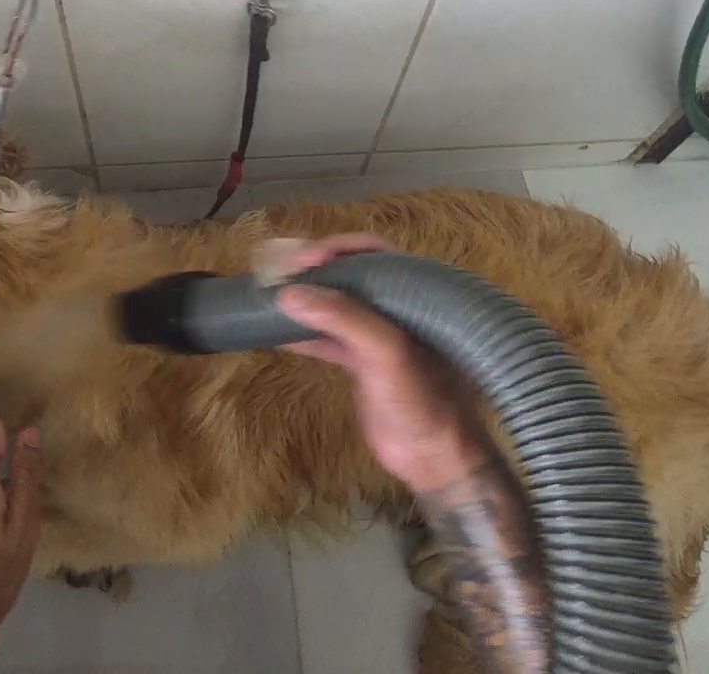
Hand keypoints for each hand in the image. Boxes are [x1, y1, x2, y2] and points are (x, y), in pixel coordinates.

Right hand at [266, 234, 494, 494]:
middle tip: (282, 273)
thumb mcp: (386, 352)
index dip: (338, 248)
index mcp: (416, 294)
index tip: (305, 258)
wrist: (435, 460)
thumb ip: (343, 318)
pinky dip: (304, 334)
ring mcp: (380, 336)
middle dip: (316, 270)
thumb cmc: (422, 399)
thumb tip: (290, 293)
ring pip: (336, 305)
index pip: (374, 252)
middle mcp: (398, 309)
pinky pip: (329, 339)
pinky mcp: (364, 364)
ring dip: (306, 299)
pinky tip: (275, 334)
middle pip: (351, 274)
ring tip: (273, 295)